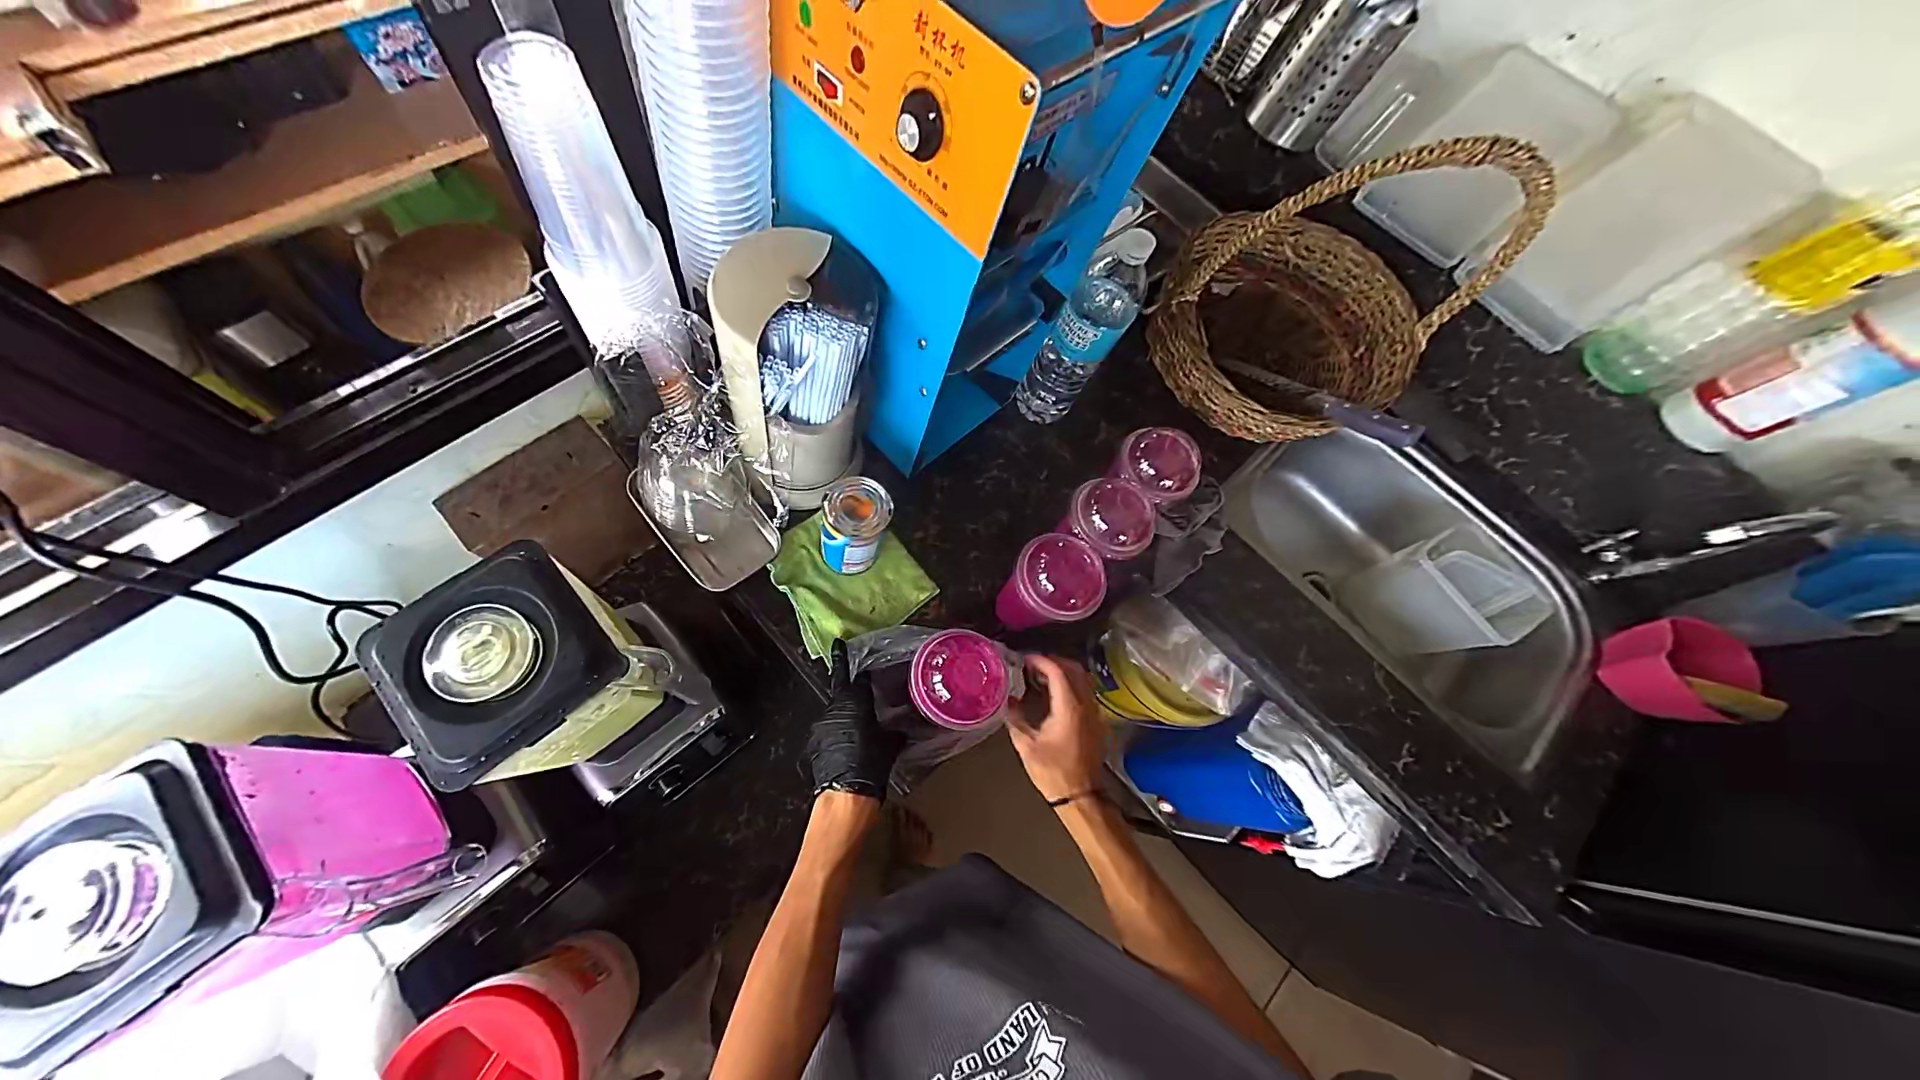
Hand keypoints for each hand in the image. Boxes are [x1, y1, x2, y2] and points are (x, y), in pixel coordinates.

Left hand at [806, 641, 904, 799]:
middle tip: (864, 696)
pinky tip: (849, 746)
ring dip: (845, 717)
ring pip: (834, 715)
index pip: (851, 673)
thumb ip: (896, 730)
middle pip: (841, 693)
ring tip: (861, 728)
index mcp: (852, 701)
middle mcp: (832, 709)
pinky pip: (828, 733)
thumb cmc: (872, 762)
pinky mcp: (812, 745)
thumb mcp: (891, 743)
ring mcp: (819, 728)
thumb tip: (904, 728)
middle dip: (851, 694)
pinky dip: (837, 734)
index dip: (847, 658)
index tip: (841, 645)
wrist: (846, 794)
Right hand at [1008, 654, 1106, 802]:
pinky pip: (1086, 692)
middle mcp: (1086, 706)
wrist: (1080, 796)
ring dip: (1065, 672)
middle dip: (1054, 661)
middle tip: (1034, 663)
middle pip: (1075, 670)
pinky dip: (1072, 684)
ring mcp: (1094, 713)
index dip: (1041, 661)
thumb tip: (1008, 701)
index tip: (1026, 659)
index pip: (1058, 672)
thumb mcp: (1026, 745)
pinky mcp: (1096, 722)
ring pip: (1083, 680)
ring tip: (1042, 676)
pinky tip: (1056, 694)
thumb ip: (1016, 718)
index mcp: (1069, 708)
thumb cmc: (1053, 772)